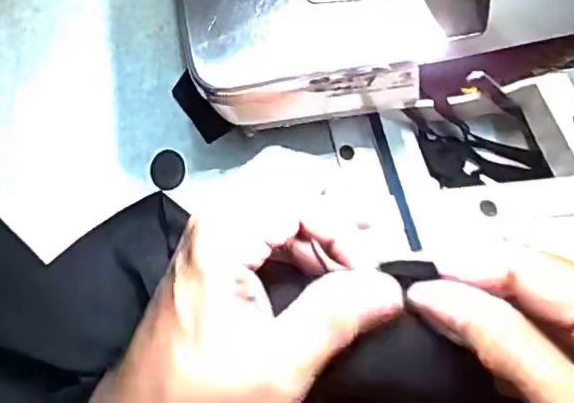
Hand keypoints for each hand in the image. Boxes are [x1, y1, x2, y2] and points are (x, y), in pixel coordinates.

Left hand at [94, 198, 404, 401]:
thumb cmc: (192, 390)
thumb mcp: (277, 363)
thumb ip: (333, 317)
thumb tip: (381, 289)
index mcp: (223, 231)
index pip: (297, 198)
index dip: (342, 230)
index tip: (369, 270)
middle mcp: (213, 222)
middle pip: (285, 190)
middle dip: (333, 217)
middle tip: (372, 249)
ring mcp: (211, 235)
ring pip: (275, 207)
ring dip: (318, 232)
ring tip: (356, 265)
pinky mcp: (213, 254)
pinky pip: (263, 229)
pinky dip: (297, 245)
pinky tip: (322, 273)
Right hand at [406, 242, 573, 402]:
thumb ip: (509, 347)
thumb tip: (436, 293)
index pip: (520, 259)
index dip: (458, 266)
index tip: (409, 287)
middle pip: (519, 272)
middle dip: (470, 288)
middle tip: (422, 311)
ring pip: (525, 295)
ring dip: (486, 311)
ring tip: (450, 328)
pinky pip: (544, 321)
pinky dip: (511, 333)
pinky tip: (495, 354)